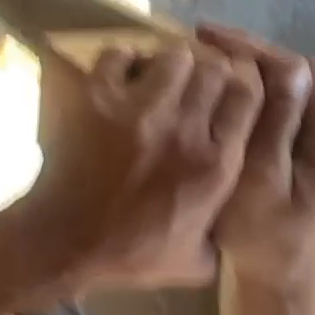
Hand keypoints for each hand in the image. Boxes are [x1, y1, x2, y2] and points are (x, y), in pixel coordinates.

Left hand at [19, 40, 262, 289]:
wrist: (65, 239)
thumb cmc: (130, 254)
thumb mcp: (197, 259)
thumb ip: (223, 229)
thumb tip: (237, 218)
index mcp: (217, 164)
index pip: (249, 96)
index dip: (241, 84)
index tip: (228, 87)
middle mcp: (185, 129)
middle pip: (213, 70)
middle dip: (206, 71)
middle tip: (190, 81)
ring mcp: (139, 110)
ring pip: (171, 57)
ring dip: (167, 62)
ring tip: (156, 76)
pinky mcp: (96, 98)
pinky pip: (119, 55)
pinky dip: (122, 60)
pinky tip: (119, 75)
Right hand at [196, 25, 314, 290]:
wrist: (275, 284)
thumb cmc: (264, 238)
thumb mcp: (262, 180)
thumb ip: (274, 124)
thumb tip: (285, 66)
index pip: (302, 72)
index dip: (256, 49)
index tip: (207, 38)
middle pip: (296, 77)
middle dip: (248, 55)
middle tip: (197, 44)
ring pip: (286, 91)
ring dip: (247, 72)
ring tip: (202, 62)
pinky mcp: (302, 157)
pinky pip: (277, 111)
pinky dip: (247, 95)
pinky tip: (216, 93)